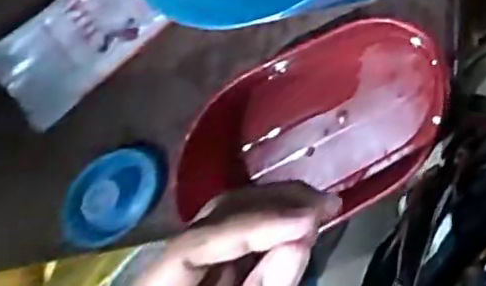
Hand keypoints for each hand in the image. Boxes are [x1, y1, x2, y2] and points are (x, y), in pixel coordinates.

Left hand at [138, 183, 341, 285]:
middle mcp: (160, 278)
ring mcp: (182, 276)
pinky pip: (240, 242)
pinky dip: (275, 229)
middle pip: (214, 220)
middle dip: (274, 208)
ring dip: (280, 209)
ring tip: (324, 209)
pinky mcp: (210, 278)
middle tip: (325, 206)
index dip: (253, 227)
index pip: (195, 246)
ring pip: (229, 220)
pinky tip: (304, 225)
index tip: (308, 223)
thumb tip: (301, 238)